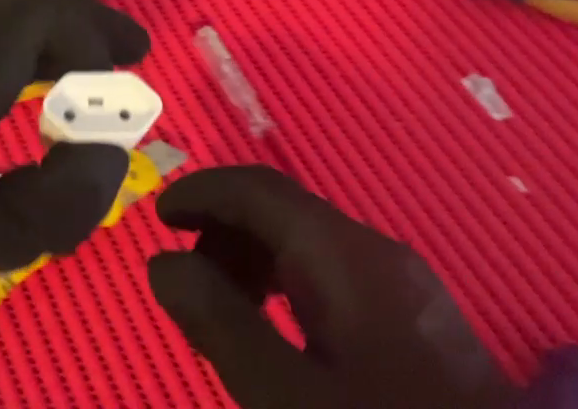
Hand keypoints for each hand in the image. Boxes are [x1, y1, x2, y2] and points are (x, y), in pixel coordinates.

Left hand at [0, 0, 150, 408]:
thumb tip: (107, 154)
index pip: (48, 5)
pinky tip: (15, 100)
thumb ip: (63, 199)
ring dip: (45, 44)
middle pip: (25, 4)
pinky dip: (10, 58)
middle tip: (122, 64)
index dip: (97, 27)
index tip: (129, 65)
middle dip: (81, 30)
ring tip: (79, 82)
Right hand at [148, 166, 513, 408]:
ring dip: (254, 263)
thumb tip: (164, 263)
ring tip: (225, 320)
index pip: (258, 189)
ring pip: (309, 245)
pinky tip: (281, 338)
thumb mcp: (287, 398)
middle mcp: (376, 253)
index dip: (201, 193)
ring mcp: (405, 287)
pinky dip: (288, 288)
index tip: (158, 221)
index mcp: (345, 255)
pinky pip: (335, 278)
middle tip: (186, 287)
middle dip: (223, 233)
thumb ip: (220, 324)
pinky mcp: (419, 323)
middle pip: (282, 212)